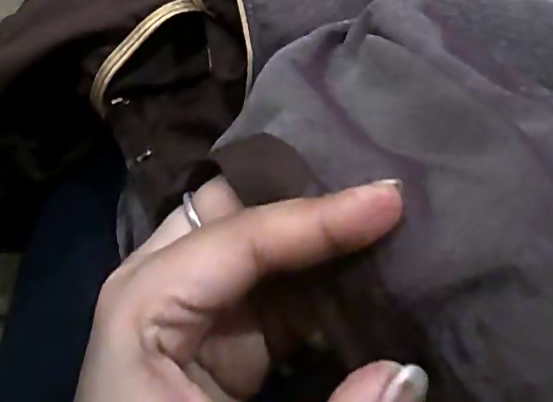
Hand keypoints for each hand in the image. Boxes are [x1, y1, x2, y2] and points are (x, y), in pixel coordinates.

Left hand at [76, 178, 423, 401]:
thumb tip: (409, 372)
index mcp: (144, 303)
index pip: (243, 235)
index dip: (321, 214)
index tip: (388, 195)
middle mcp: (157, 286)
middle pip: (234, 210)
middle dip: (301, 193)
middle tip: (370, 180)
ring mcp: (182, 311)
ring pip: (251, 243)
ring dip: (313, 237)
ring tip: (375, 215)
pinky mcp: (208, 343)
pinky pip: (263, 292)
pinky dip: (310, 284)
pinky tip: (356, 272)